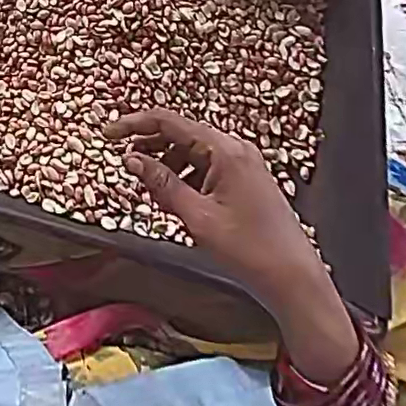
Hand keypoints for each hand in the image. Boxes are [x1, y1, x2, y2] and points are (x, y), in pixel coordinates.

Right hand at [105, 109, 333, 318]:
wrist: (297, 283)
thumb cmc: (251, 251)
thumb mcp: (197, 217)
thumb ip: (161, 183)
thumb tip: (131, 159)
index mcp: (225, 150)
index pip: (168, 121)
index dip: (133, 124)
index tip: (109, 133)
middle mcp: (234, 149)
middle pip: (179, 134)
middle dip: (149, 147)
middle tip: (125, 164)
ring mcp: (241, 163)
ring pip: (190, 151)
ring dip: (165, 164)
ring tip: (150, 189)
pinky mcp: (244, 179)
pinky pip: (204, 166)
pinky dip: (183, 176)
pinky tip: (172, 197)